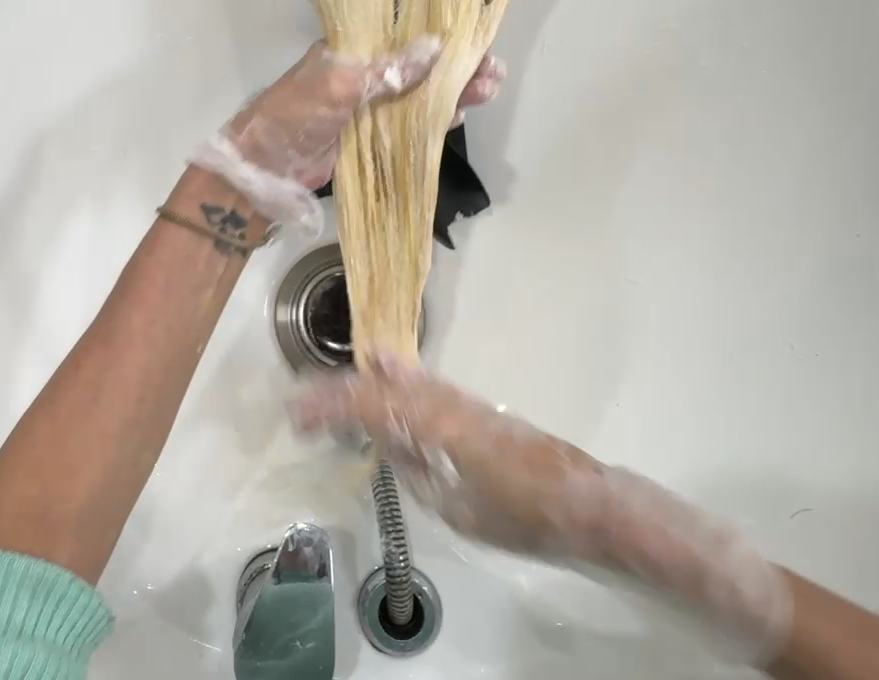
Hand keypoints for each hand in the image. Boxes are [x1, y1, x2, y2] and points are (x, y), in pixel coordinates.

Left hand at [191, 39, 505, 225]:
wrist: (266, 165)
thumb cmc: (296, 113)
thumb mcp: (340, 85)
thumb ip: (387, 70)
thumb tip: (436, 47)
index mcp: (354, 48)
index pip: (406, 33)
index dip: (442, 35)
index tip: (476, 39)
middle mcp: (366, 71)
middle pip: (421, 64)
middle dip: (457, 66)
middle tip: (493, 72)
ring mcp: (371, 104)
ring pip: (420, 93)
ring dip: (452, 92)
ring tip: (487, 90)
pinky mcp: (372, 133)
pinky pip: (409, 122)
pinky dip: (433, 119)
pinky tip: (458, 116)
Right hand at [290, 353, 610, 560]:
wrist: (581, 501)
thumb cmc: (518, 514)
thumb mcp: (456, 507)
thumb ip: (416, 471)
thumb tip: (388, 445)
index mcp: (433, 426)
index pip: (368, 407)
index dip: (329, 407)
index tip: (297, 414)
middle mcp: (442, 402)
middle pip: (379, 387)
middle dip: (337, 392)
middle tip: (301, 403)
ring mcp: (459, 400)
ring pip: (400, 380)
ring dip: (361, 380)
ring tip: (329, 381)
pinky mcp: (472, 406)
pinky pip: (423, 383)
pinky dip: (396, 375)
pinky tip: (386, 365)